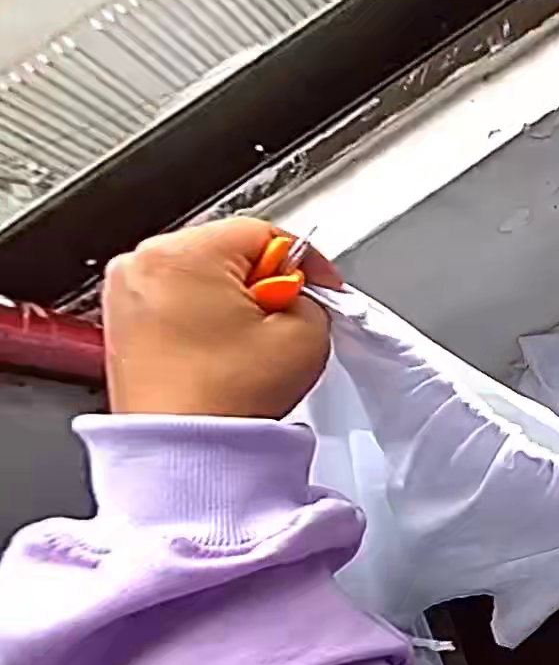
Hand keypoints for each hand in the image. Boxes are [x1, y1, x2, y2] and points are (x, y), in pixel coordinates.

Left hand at [103, 218, 343, 418]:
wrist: (190, 432)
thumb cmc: (236, 385)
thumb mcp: (307, 329)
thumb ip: (308, 295)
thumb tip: (292, 290)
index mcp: (183, 257)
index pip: (262, 232)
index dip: (306, 258)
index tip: (325, 285)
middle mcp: (142, 264)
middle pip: (230, 247)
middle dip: (273, 276)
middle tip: (296, 312)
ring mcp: (126, 290)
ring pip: (208, 271)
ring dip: (246, 293)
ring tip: (265, 331)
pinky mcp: (127, 315)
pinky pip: (186, 293)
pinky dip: (219, 308)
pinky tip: (237, 340)